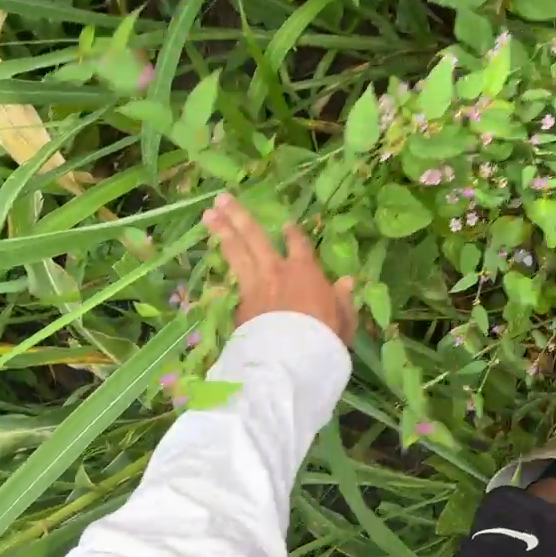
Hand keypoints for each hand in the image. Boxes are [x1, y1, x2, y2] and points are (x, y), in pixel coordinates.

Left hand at [203, 193, 355, 344]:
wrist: (292, 358)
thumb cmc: (325, 337)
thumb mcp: (344, 319)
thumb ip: (342, 300)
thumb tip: (347, 282)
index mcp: (305, 271)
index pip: (298, 245)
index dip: (293, 234)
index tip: (286, 225)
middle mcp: (276, 271)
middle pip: (254, 237)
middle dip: (239, 216)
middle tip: (223, 198)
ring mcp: (254, 287)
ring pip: (236, 253)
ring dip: (222, 232)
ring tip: (208, 215)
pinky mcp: (239, 306)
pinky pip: (231, 284)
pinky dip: (223, 274)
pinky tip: (216, 267)